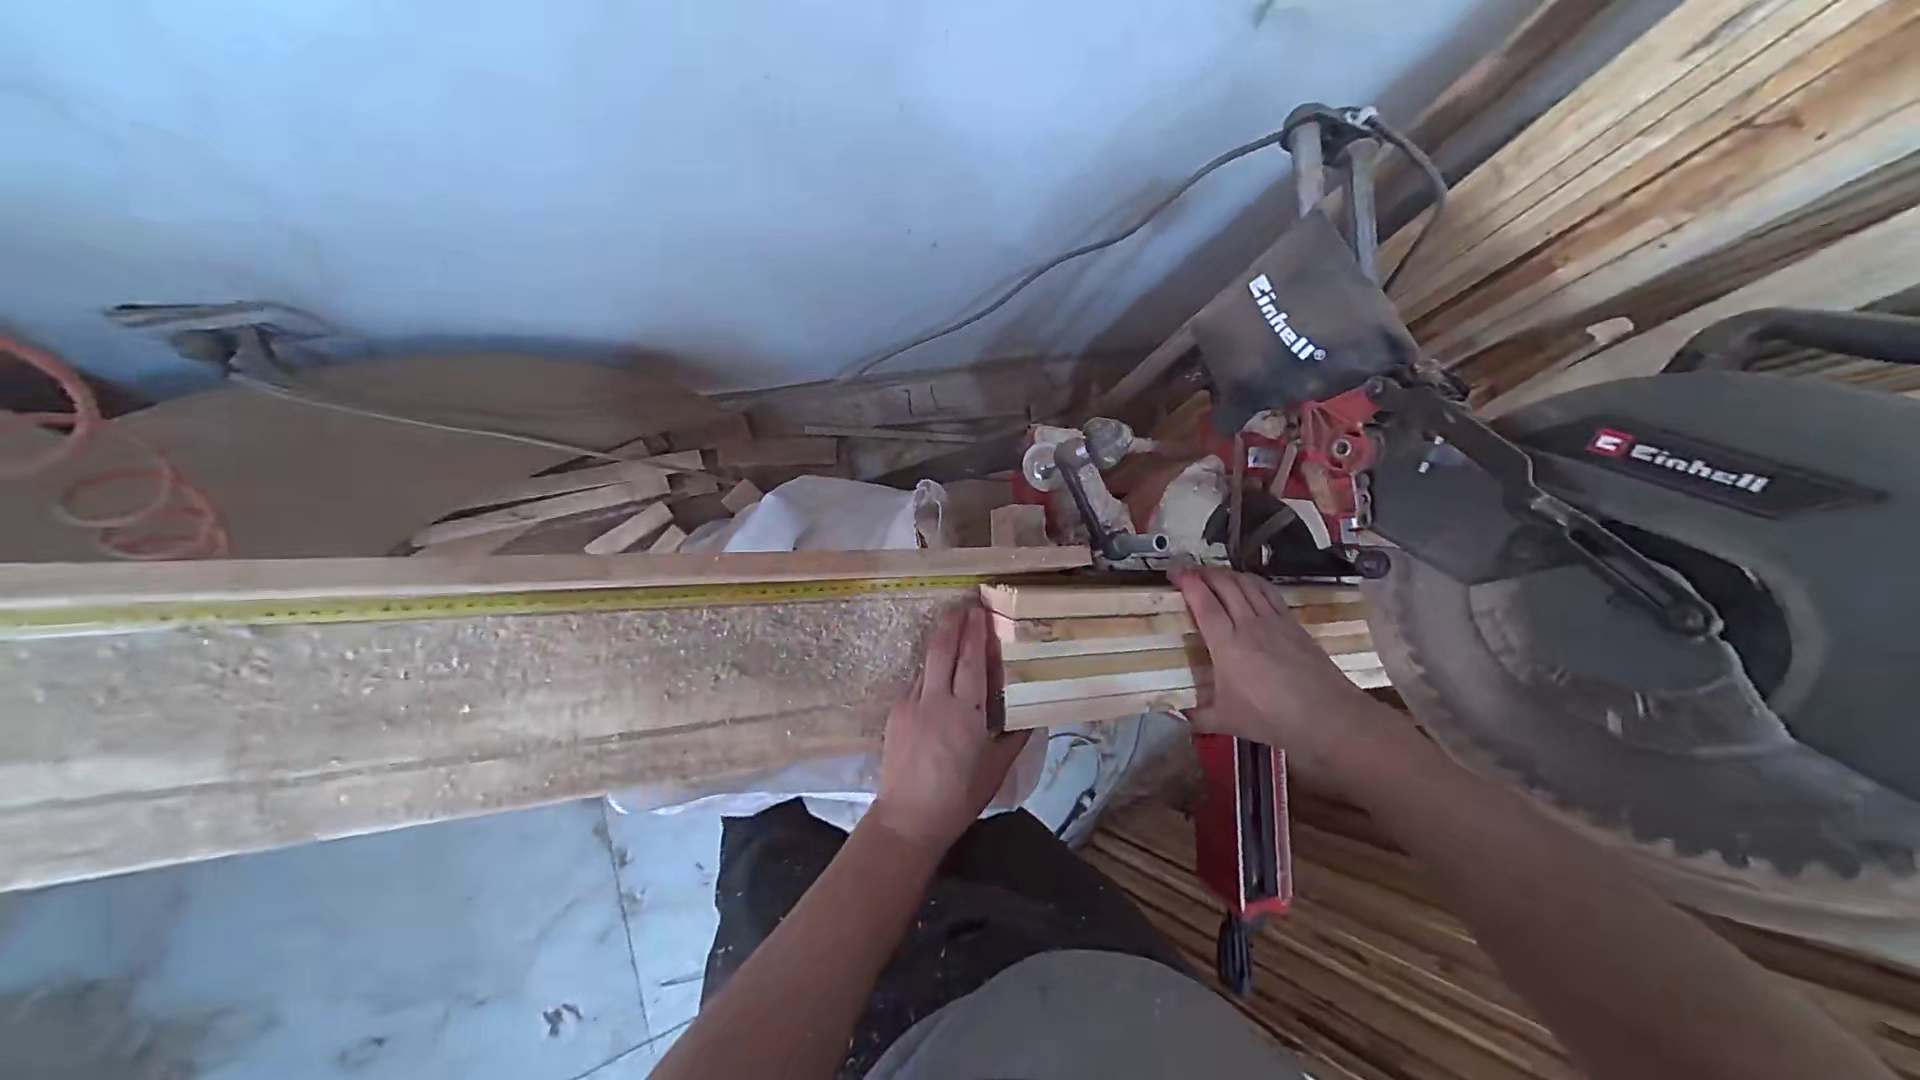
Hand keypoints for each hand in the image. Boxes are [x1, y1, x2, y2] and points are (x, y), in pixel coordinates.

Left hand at [870, 606, 1031, 851]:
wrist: (909, 817)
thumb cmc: (960, 795)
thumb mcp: (997, 767)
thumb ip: (1015, 735)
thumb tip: (1031, 713)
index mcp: (966, 712)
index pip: (972, 659)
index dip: (976, 631)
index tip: (981, 609)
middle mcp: (936, 700)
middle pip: (943, 648)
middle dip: (954, 621)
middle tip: (965, 602)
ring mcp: (911, 703)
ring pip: (928, 662)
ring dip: (941, 641)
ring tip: (954, 626)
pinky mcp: (896, 712)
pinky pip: (917, 681)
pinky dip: (930, 668)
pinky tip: (939, 669)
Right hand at [1171, 567, 1395, 776]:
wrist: (1327, 716)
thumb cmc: (1270, 717)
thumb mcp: (1225, 721)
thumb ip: (1196, 716)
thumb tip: (1173, 715)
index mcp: (1227, 643)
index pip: (1203, 601)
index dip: (1187, 582)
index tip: (1173, 573)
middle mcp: (1249, 623)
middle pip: (1225, 584)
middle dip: (1203, 572)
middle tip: (1188, 571)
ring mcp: (1274, 621)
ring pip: (1248, 583)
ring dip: (1227, 573)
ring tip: (1213, 575)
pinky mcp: (1293, 624)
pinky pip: (1268, 592)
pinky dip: (1252, 582)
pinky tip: (1247, 585)